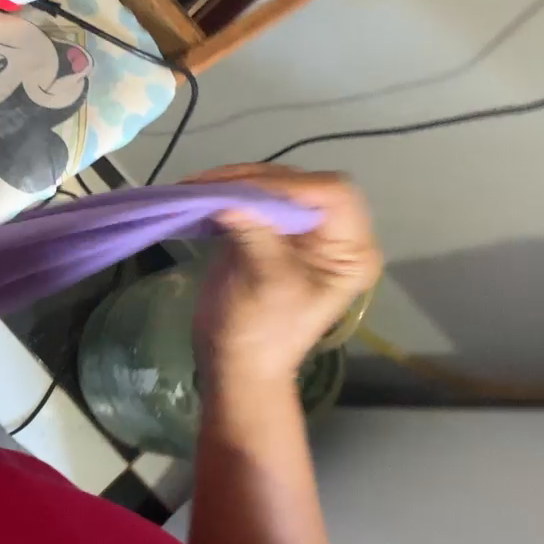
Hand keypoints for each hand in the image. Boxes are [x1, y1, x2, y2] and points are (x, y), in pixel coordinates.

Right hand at [187, 164, 381, 383]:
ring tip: (195, 186)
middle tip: (208, 184)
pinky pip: (249, 201)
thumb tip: (228, 198)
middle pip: (299, 185)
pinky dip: (223, 195)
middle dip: (254, 180)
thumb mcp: (267, 285)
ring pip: (270, 187)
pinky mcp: (264, 234)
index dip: (290, 187)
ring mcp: (295, 233)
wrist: (234, 362)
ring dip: (233, 183)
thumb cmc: (261, 334)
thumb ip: (255, 236)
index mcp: (349, 248)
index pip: (332, 194)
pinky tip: (198, 196)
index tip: (242, 191)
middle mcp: (329, 233)